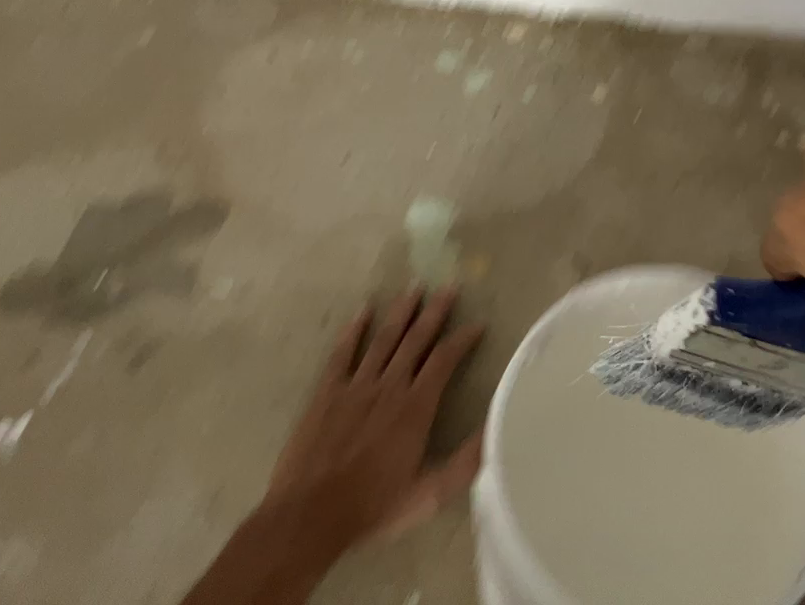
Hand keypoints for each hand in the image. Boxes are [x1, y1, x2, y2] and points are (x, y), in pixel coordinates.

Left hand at [261, 286, 484, 545]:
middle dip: (435, 312)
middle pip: (416, 339)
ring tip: (414, 287)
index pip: (445, 360)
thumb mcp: (429, 494)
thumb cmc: (373, 507)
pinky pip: (342, 354)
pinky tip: (363, 311)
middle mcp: (389, 386)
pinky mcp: (326, 393)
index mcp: (416, 407)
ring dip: (401, 312)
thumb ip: (466, 462)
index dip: (463, 338)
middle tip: (449, 286)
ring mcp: (355, 387)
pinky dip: (354, 330)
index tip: (478, 323)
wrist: (308, 517)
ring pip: (383, 339)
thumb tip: (496, 428)